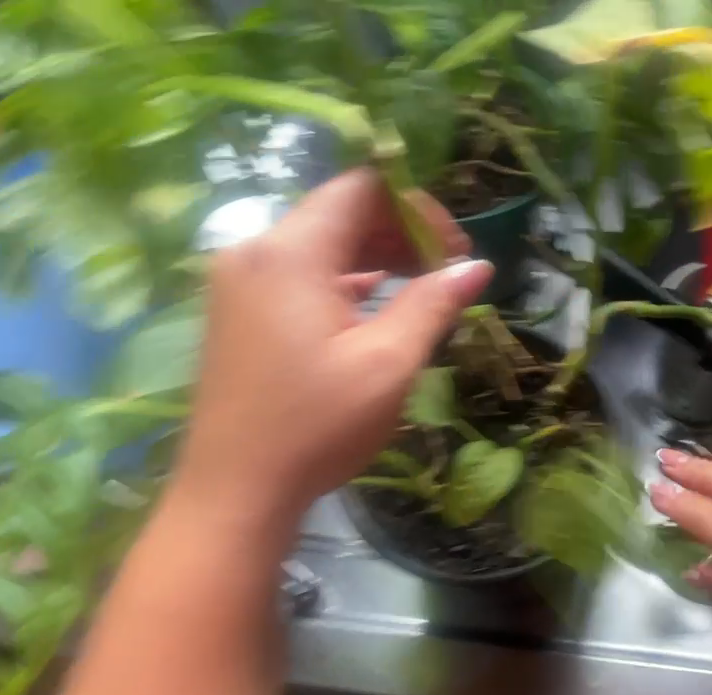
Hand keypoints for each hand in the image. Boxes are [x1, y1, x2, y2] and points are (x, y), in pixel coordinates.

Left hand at [175, 168, 492, 525]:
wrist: (236, 489)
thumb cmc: (317, 427)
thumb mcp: (388, 365)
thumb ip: (431, 305)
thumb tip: (476, 266)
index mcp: (291, 251)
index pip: (362, 188)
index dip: (417, 208)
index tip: (454, 253)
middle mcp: (255, 249)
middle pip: (338, 211)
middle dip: (398, 232)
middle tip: (444, 273)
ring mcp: (238, 281)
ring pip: (318, 244)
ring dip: (372, 257)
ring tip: (418, 289)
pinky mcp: (235, 312)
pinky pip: (296, 275)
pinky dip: (340, 281)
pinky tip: (372, 307)